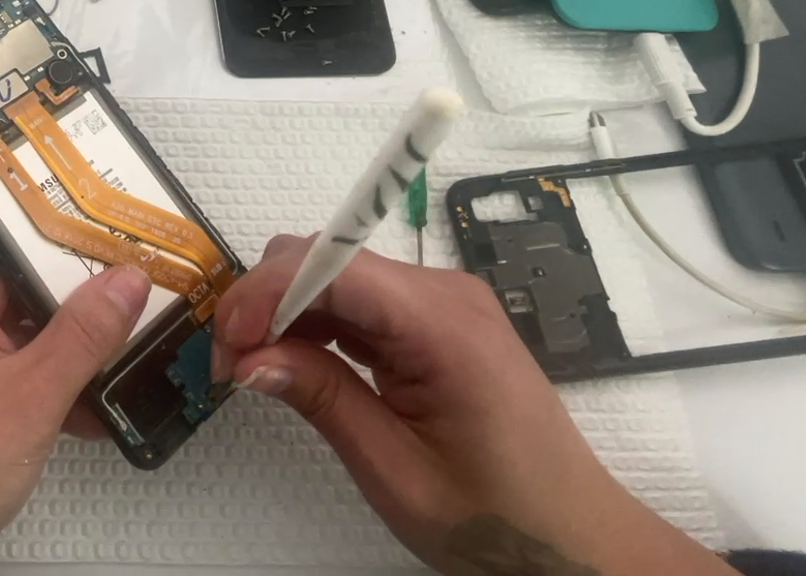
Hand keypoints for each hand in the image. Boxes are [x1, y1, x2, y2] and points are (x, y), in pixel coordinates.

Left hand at [0, 231, 150, 575]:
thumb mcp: (28, 396)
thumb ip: (82, 335)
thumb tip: (125, 282)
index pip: (14, 227)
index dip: (67, 223)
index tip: (119, 227)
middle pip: (33, 273)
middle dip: (87, 287)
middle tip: (144, 285)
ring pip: (39, 319)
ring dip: (82, 339)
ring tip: (135, 342)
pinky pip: (33, 359)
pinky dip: (66, 376)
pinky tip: (103, 403)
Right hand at [214, 235, 732, 575]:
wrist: (580, 548)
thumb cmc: (497, 522)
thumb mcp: (395, 471)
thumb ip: (319, 397)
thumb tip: (243, 359)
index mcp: (444, 325)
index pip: (331, 268)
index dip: (265, 293)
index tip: (226, 347)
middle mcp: (441, 291)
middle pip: (323, 258)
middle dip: (264, 300)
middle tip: (233, 364)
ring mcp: (436, 299)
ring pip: (328, 272)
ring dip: (280, 310)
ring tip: (253, 366)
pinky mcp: (427, 316)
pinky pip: (350, 297)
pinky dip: (309, 321)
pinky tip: (291, 359)